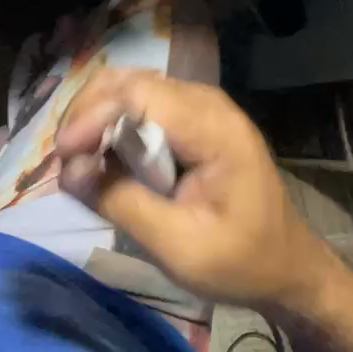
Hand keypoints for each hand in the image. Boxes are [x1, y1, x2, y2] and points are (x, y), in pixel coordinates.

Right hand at [53, 69, 346, 316]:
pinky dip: (108, 122)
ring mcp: (197, 106)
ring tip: (75, 156)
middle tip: (64, 158)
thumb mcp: (180, 247)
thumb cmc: (241, 263)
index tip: (64, 154)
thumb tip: (66, 172)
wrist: (288, 270)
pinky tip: (98, 153)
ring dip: (93, 116)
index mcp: (214, 130)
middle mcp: (205, 103)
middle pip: (126, 81)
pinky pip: (136, 103)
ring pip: (126, 87)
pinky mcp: (188, 118)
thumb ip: (121, 204)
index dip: (93, 115)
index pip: (138, 95)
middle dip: (85, 114)